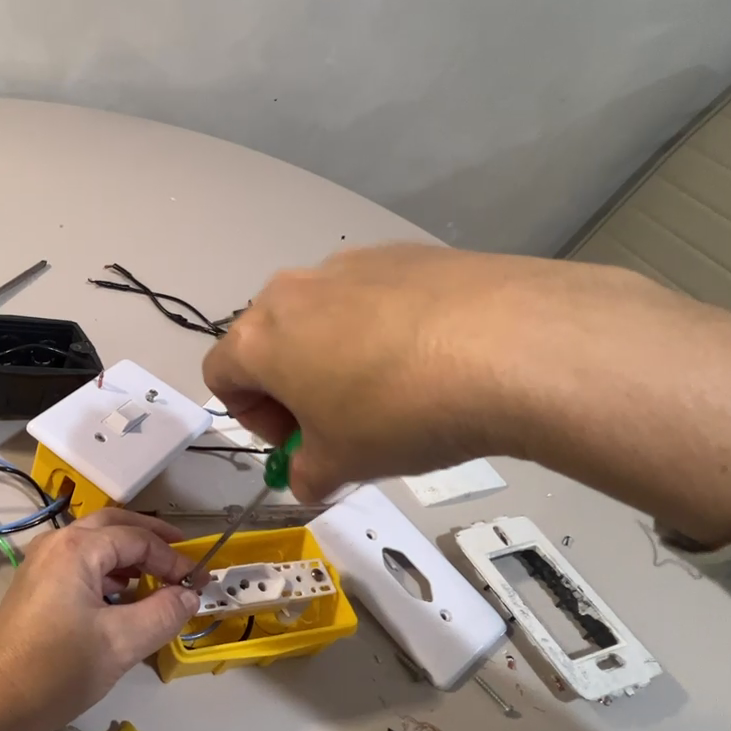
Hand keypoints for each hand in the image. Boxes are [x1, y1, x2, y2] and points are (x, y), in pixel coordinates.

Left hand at [0, 510, 199, 730]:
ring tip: (158, 577)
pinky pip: (79, 561)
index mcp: (78, 547)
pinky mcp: (35, 584)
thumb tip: (189, 595)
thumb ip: (162, 613)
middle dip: (150, 537)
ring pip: (93, 542)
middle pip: (112, 525)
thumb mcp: (121, 643)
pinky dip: (107, 569)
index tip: (200, 581)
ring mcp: (41, 562)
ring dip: (128, 553)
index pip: (137, 538)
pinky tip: (124, 596)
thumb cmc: (58, 668)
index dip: (173, 558)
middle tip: (182, 555)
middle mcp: (57, 543)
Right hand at [204, 243, 557, 498]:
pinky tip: (432, 355)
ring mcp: (347, 265)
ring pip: (321, 315)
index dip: (250, 417)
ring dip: (335, 352)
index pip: (220, 375)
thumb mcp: (345, 464)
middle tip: (339, 420)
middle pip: (268, 340)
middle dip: (290, 384)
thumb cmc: (399, 412)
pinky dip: (383, 326)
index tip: (297, 442)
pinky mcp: (403, 252)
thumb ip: (310, 475)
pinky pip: (372, 295)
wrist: (511, 346)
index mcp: (258, 339)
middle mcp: (291, 291)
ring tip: (395, 388)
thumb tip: (310, 478)